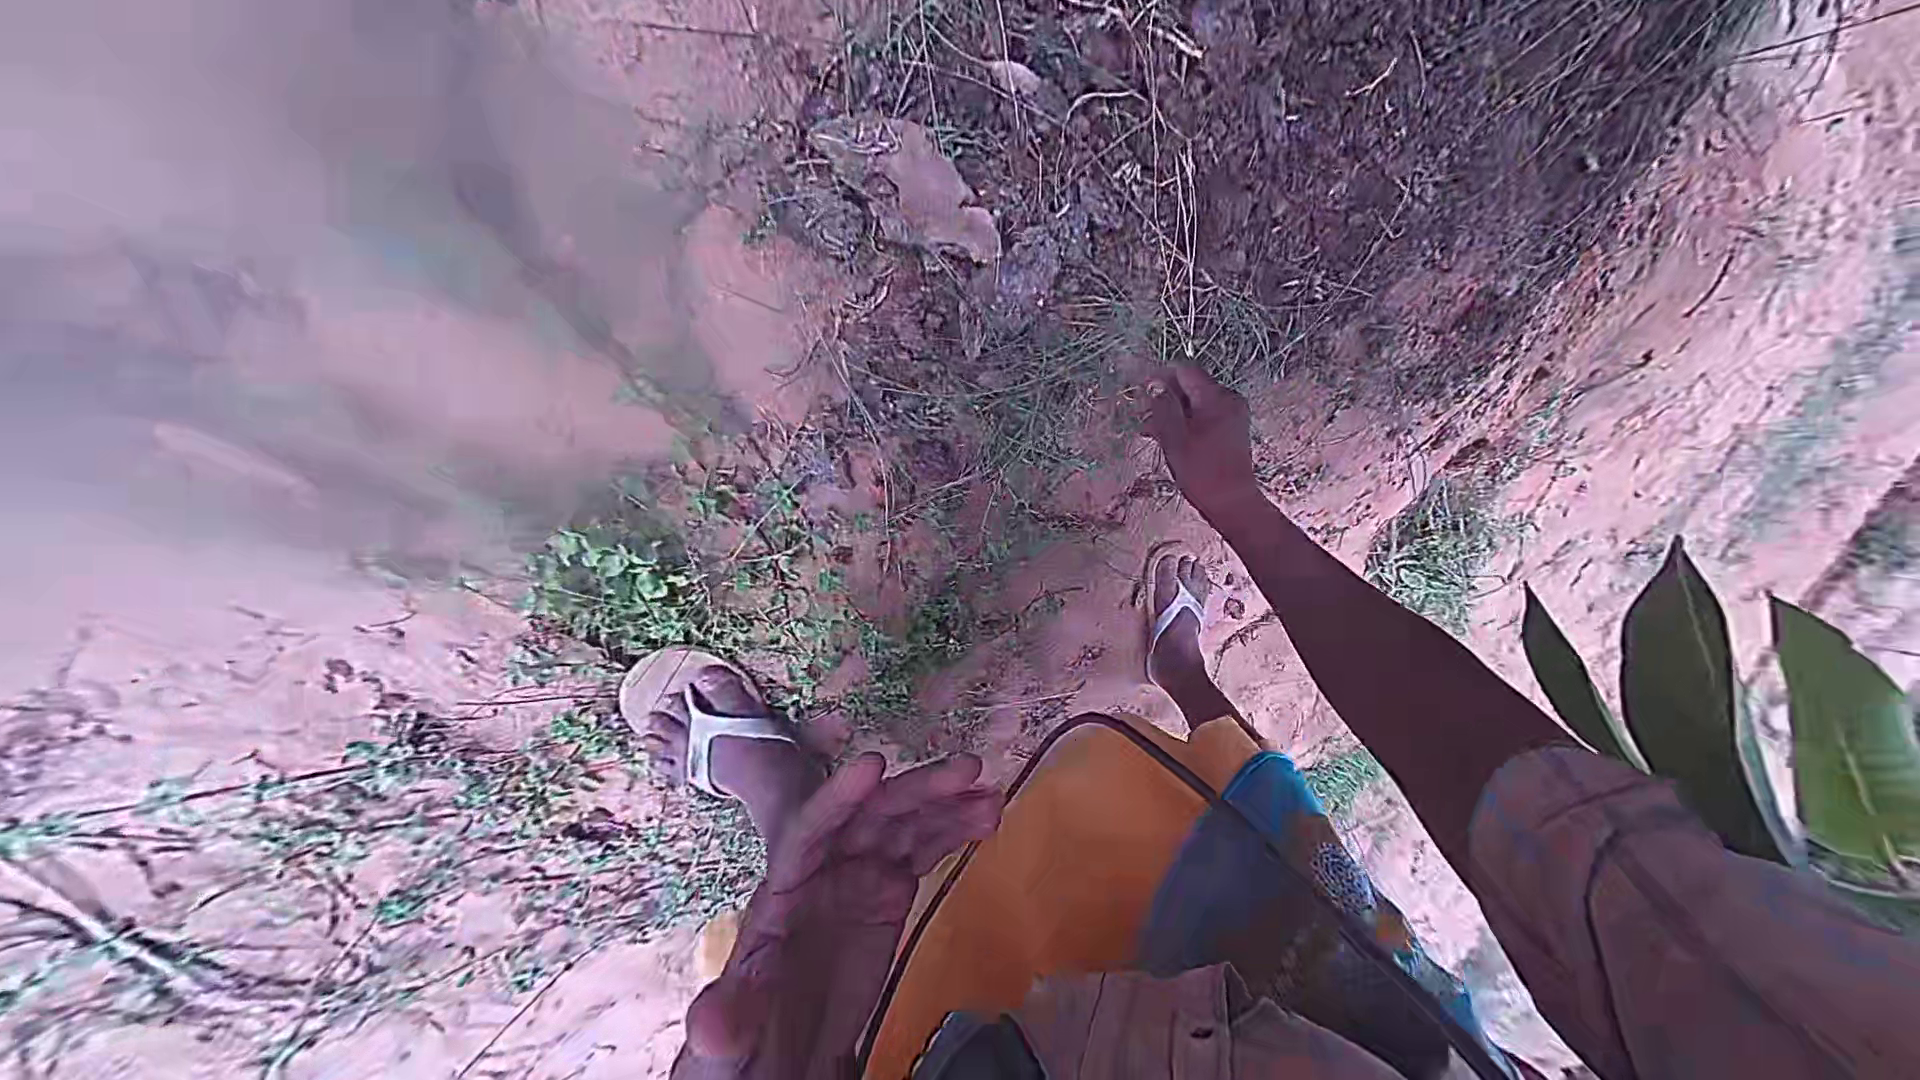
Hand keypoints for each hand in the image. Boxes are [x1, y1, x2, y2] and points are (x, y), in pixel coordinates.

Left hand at [672, 753, 1002, 1079]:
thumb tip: (709, 1021)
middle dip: (918, 789)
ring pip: (906, 823)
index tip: (873, 764)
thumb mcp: (732, 1035)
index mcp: (786, 886)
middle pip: (873, 814)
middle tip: (965, 769)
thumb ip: (730, 1017)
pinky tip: (983, 816)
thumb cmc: (750, 1037)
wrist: (786, 1055)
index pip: (811, 828)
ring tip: (988, 793)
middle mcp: (827, 866)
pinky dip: (953, 830)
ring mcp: (861, 874)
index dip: (840, 795)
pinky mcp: (888, 889)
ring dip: (947, 804)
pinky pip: (924, 848)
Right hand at [1144, 366, 1264, 523]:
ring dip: (1173, 411)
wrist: (1231, 502)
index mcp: (1215, 397)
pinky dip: (1186, 421)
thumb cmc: (1201, 471)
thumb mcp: (1174, 437)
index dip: (1160, 377)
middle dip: (1166, 397)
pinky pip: (1204, 415)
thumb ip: (1163, 405)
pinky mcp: (1231, 428)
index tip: (1141, 393)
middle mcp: (1228, 399)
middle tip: (1144, 416)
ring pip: (1196, 402)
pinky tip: (1171, 438)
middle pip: (1191, 385)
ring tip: (1152, 431)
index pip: (1185, 370)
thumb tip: (1154, 383)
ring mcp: (1232, 414)